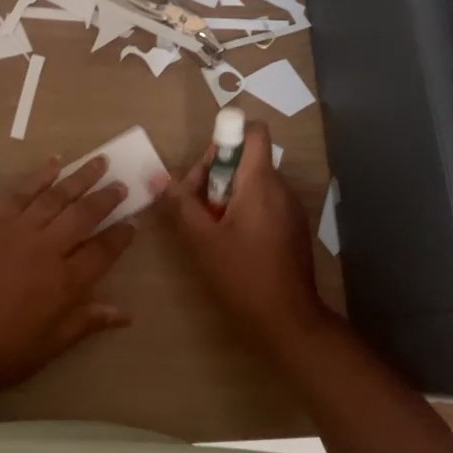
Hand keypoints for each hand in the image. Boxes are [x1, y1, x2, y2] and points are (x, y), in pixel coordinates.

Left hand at [0, 155, 136, 401]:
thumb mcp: (48, 347)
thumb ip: (86, 323)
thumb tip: (125, 313)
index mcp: (64, 284)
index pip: (102, 252)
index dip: (121, 237)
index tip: (134, 223)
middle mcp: (47, 250)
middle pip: (84, 215)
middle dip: (107, 198)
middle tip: (123, 183)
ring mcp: (18, 231)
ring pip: (57, 196)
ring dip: (81, 177)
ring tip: (99, 161)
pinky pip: (22, 192)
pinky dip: (40, 175)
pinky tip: (54, 162)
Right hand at [164, 120, 330, 350]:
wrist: (288, 321)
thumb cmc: (243, 275)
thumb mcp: (202, 239)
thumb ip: (181, 203)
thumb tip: (159, 176)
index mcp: (260, 182)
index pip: (254, 131)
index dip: (229, 135)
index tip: (207, 161)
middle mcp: (281, 187)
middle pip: (248, 159)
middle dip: (218, 172)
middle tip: (196, 201)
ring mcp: (291, 208)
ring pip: (256, 182)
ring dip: (230, 192)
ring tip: (210, 224)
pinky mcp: (294, 228)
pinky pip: (267, 202)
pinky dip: (246, 209)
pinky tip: (231, 240)